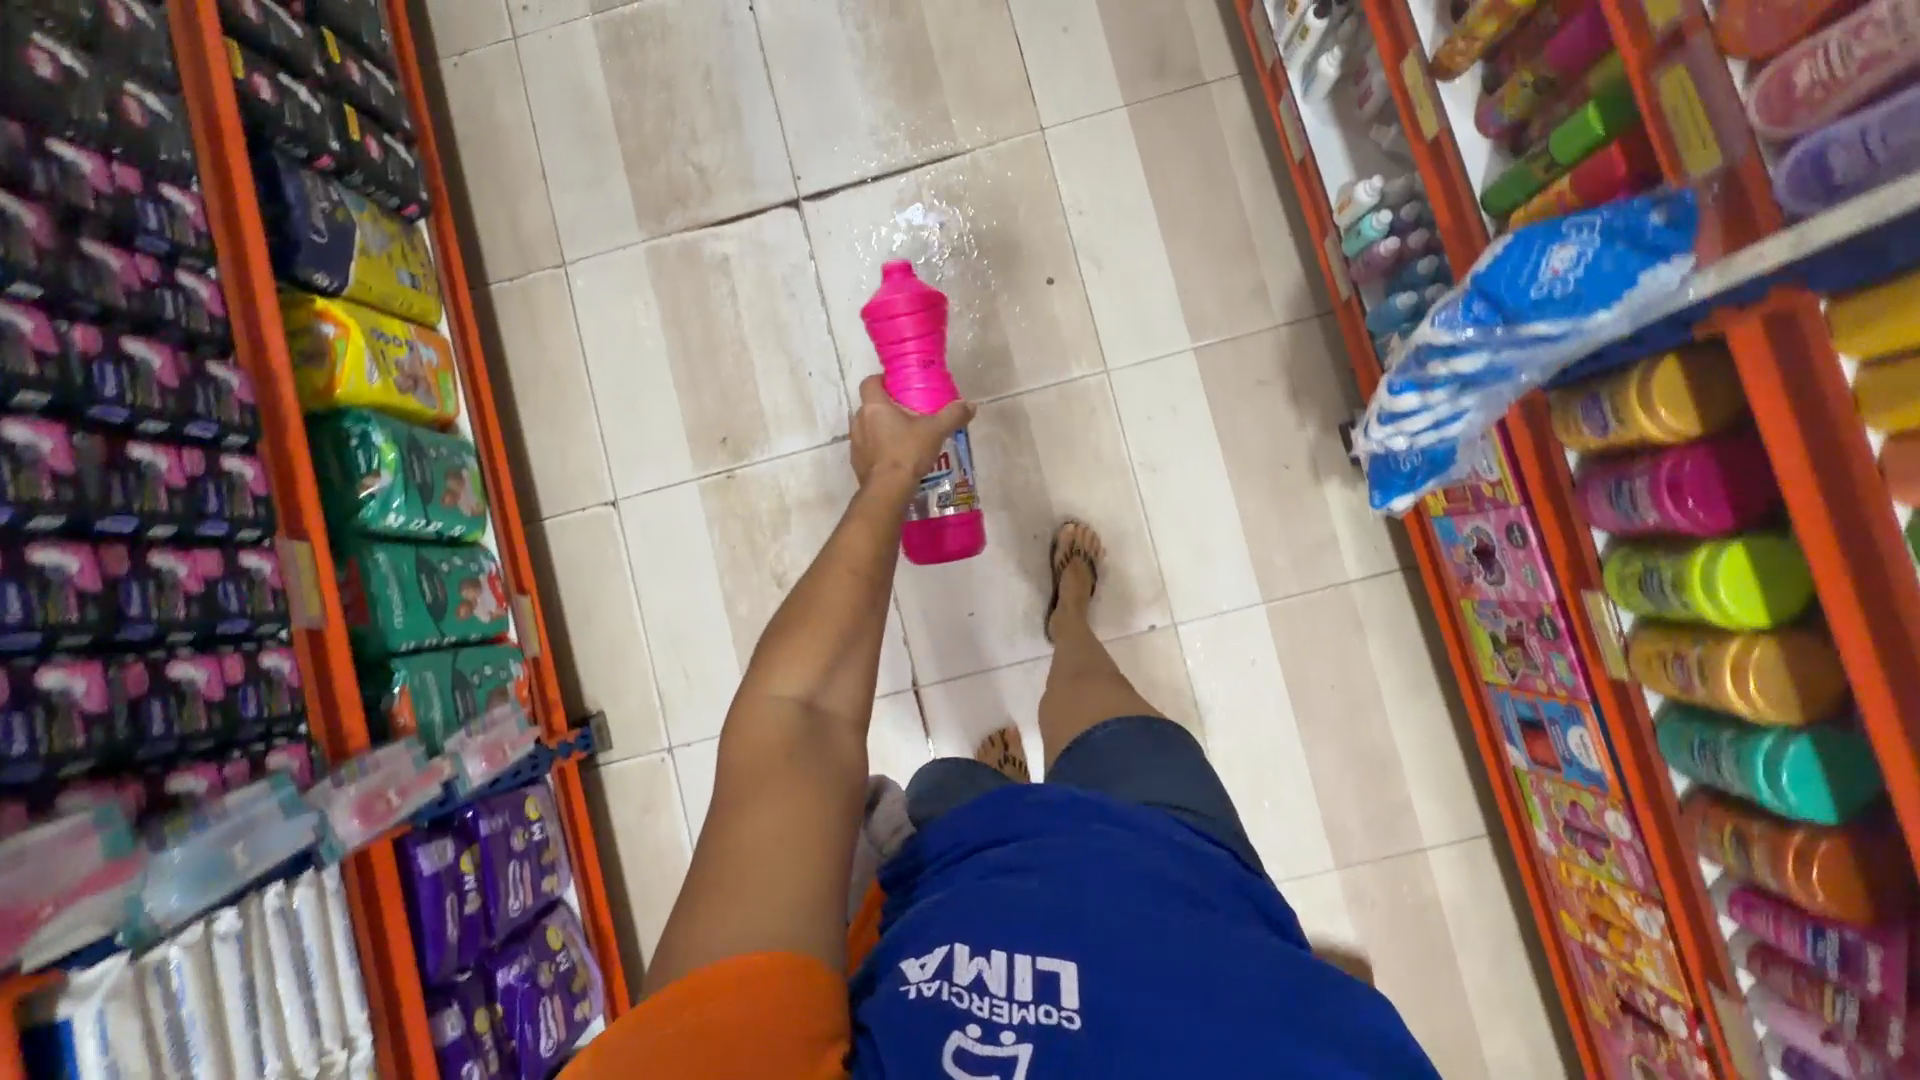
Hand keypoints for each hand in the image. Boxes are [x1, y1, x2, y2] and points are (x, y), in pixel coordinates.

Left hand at [850, 375, 975, 489]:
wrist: (888, 489)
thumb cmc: (908, 452)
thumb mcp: (935, 431)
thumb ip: (953, 415)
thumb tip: (970, 406)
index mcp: (875, 406)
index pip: (869, 382)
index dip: (880, 381)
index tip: (895, 387)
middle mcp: (859, 420)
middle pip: (869, 406)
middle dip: (884, 408)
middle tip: (905, 414)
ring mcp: (855, 443)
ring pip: (866, 428)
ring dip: (879, 429)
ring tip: (900, 437)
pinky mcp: (856, 462)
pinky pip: (866, 449)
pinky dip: (877, 450)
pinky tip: (893, 458)